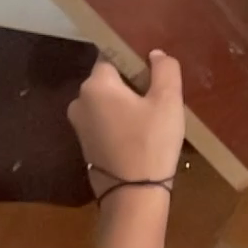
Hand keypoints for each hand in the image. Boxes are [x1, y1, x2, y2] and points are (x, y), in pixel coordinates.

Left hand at [67, 51, 184, 183]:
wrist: (134, 193)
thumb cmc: (151, 141)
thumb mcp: (168, 100)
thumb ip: (165, 69)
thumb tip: (155, 54)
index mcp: (96, 85)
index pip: (113, 57)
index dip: (135, 60)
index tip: (156, 72)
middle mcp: (80, 101)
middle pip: (109, 81)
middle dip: (133, 84)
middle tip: (160, 96)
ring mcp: (79, 126)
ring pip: (108, 103)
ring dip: (128, 105)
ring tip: (154, 117)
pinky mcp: (86, 145)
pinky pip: (106, 122)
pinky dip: (121, 123)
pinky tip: (142, 134)